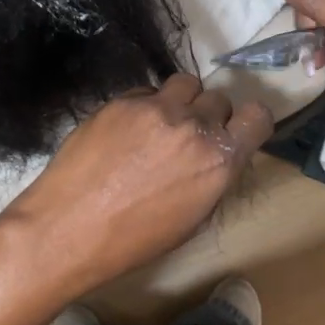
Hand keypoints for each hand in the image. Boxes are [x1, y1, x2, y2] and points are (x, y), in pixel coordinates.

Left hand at [3, 74, 271, 295]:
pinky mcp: (123, 100)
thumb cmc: (133, 240)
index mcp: (219, 162)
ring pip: (185, 83)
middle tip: (186, 138)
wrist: (66, 228)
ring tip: (158, 126)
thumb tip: (216, 153)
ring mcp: (156, 108)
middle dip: (208, 116)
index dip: (247, 122)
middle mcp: (194, 127)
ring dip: (180, 101)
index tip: (233, 131)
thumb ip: (213, 176)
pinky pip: (147, 92)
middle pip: (218, 98)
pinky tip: (124, 132)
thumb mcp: (191, 219)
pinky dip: (144, 106)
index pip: (257, 116)